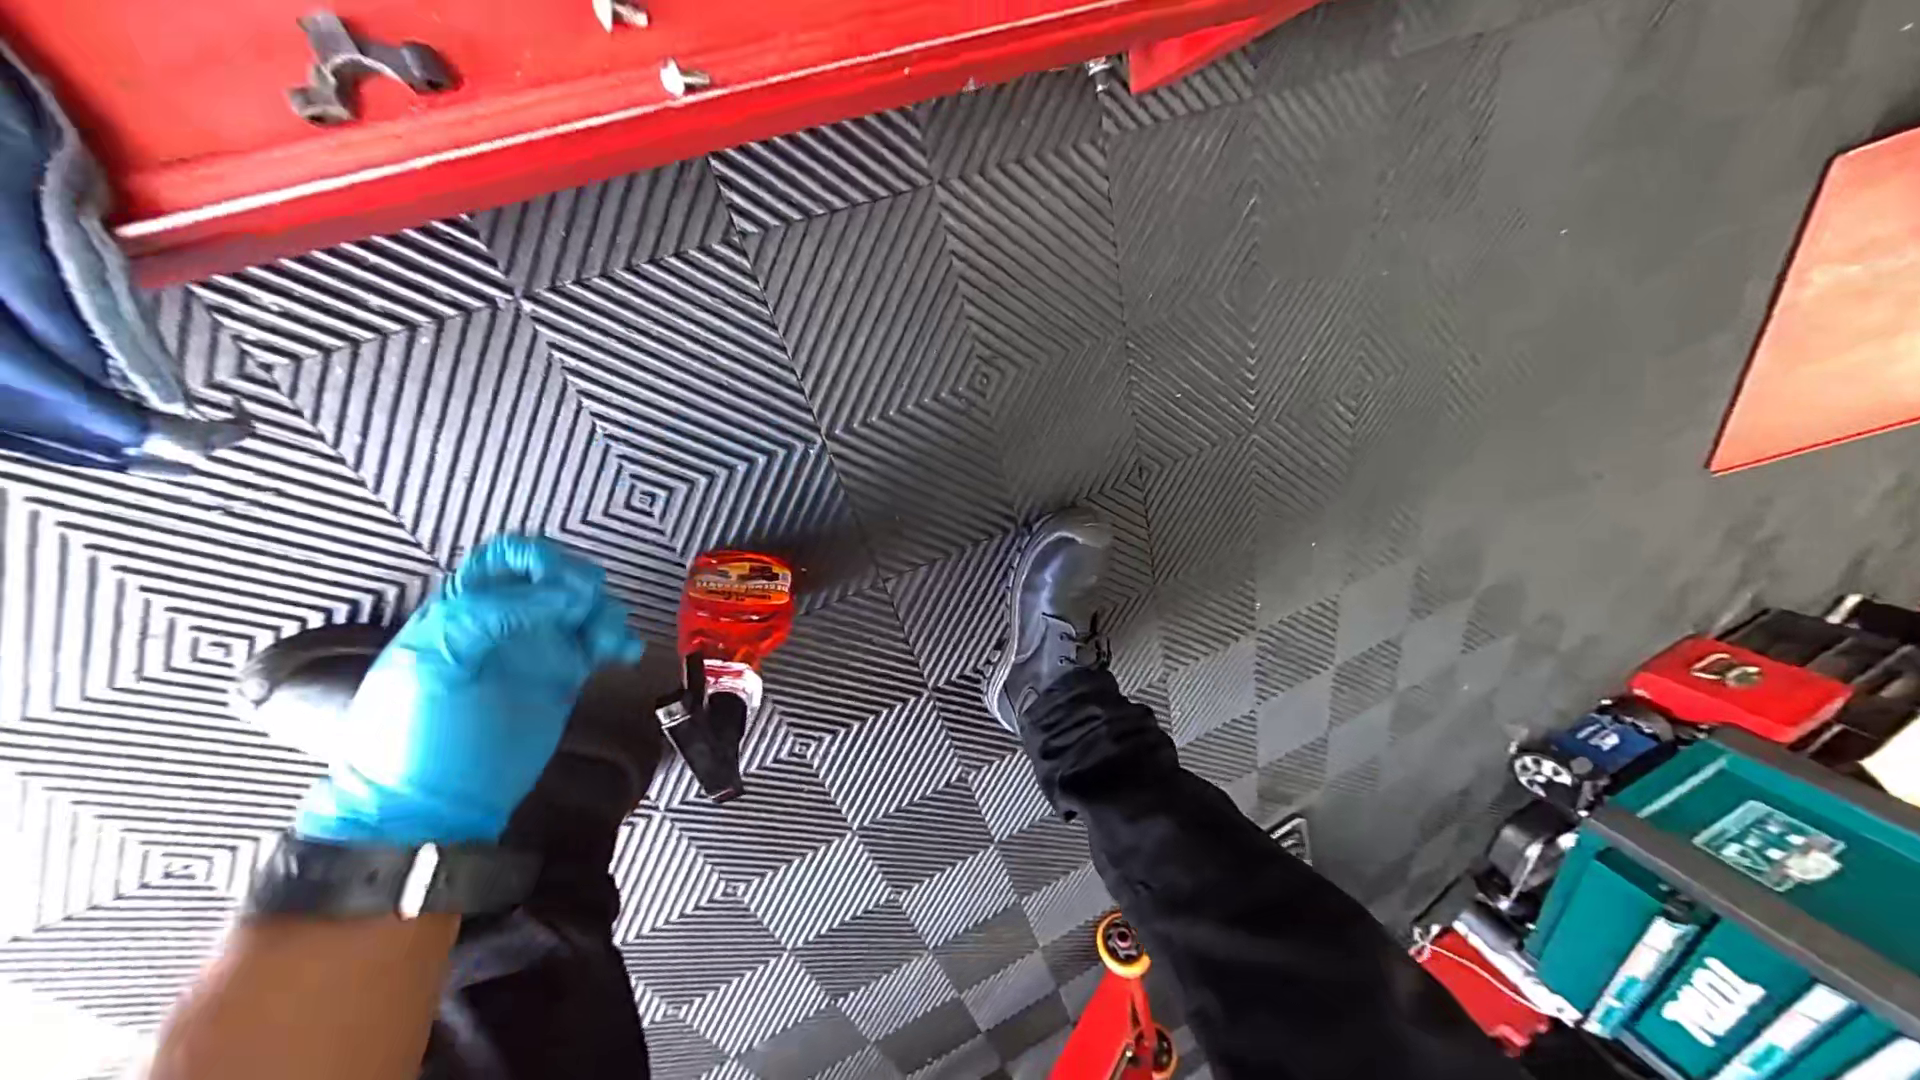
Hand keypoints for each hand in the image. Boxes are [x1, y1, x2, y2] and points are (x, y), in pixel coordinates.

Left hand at [295, 535, 643, 845]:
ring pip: (588, 606)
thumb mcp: (434, 661)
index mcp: (465, 607)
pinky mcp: (566, 676)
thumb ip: (491, 614)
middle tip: (584, 610)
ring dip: (607, 612)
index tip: (559, 581)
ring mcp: (540, 648)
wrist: (431, 804)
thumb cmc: (415, 731)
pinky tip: (624, 653)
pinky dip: (621, 640)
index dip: (537, 556)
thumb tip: (563, 595)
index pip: (506, 557)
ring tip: (606, 641)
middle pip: (558, 575)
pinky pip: (603, 643)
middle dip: (581, 583)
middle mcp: (508, 620)